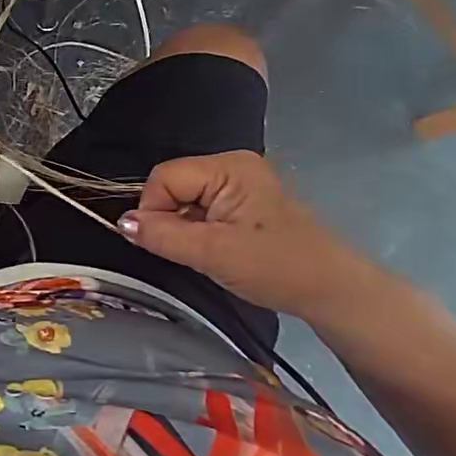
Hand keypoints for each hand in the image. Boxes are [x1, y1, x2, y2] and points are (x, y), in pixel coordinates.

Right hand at [117, 150, 393, 321]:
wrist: (333, 291)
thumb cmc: (277, 267)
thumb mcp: (213, 253)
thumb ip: (163, 235)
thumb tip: (122, 223)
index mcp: (228, 167)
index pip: (164, 177)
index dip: (153, 209)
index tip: (164, 243)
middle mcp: (232, 165)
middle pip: (173, 184)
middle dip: (169, 218)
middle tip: (188, 251)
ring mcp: (240, 182)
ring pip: (185, 198)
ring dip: (183, 227)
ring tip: (205, 253)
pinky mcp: (244, 201)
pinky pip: (201, 207)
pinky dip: (197, 229)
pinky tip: (214, 250)